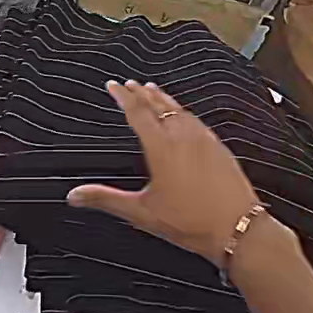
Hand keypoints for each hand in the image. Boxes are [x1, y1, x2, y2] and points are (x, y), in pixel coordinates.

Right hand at [66, 81, 265, 267]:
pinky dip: (182, 111)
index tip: (113, 85)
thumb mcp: (142, 212)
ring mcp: (204, 140)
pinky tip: (184, 116)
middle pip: (158, 106)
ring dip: (163, 99)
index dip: (123, 97)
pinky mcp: (219, 147)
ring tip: (153, 91)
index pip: (137, 112)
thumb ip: (106, 199)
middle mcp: (183, 136)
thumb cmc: (190, 222)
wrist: (238, 228)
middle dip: (142, 93)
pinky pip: (196, 120)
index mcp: (161, 147)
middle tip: (130, 83)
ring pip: (179, 110)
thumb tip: (73, 195)